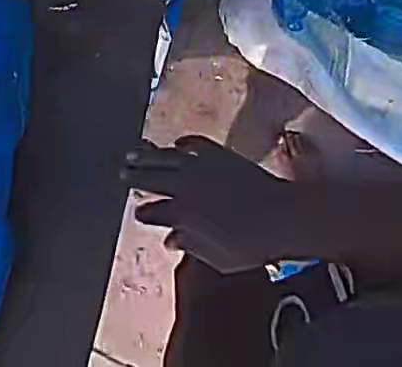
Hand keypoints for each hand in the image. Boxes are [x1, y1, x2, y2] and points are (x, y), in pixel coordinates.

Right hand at [123, 136, 301, 273]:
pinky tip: (177, 144)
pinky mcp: (219, 153)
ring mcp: (203, 166)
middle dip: (136, 175)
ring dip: (150, 154)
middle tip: (122, 172)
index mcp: (183, 214)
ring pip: (168, 157)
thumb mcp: (217, 258)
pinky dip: (184, 143)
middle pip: (153, 178)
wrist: (278, 215)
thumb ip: (190, 245)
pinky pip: (195, 144)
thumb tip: (170, 239)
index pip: (154, 211)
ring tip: (135, 151)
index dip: (145, 212)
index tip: (138, 212)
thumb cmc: (250, 245)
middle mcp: (187, 186)